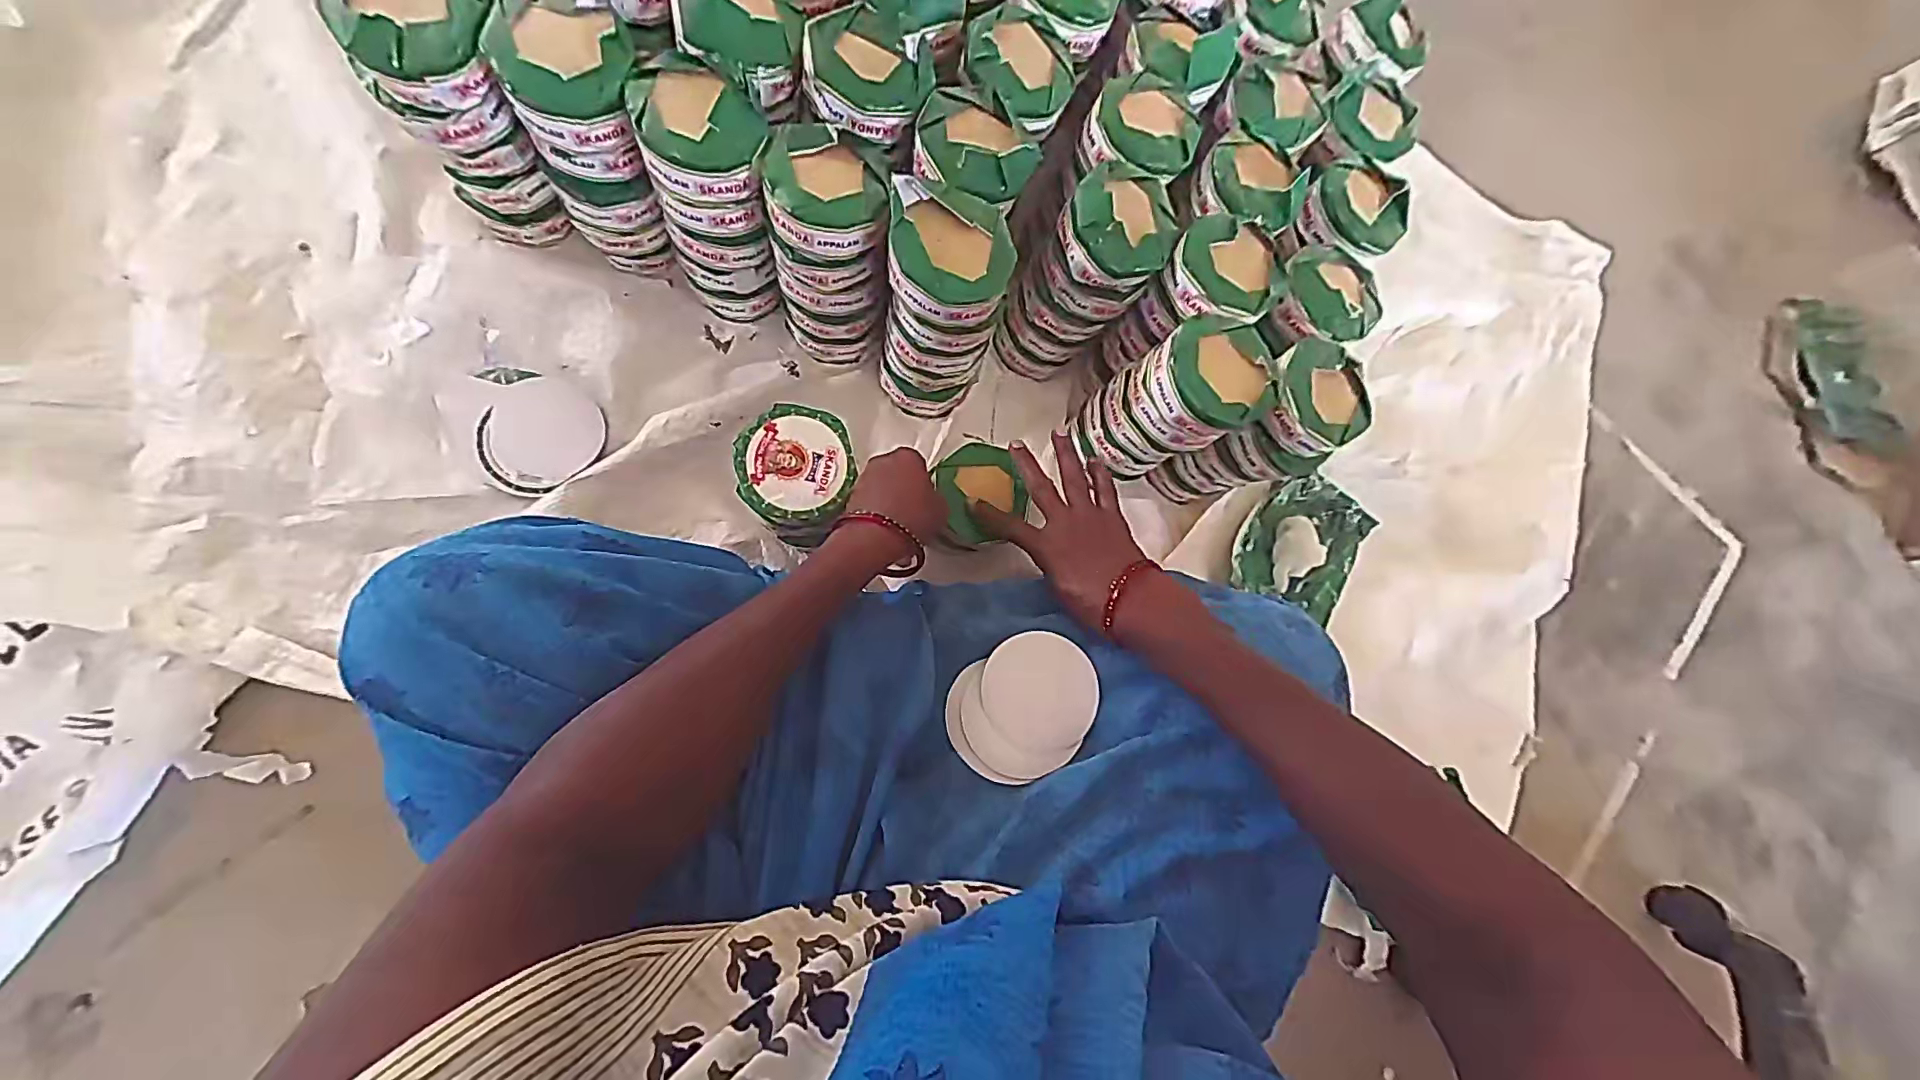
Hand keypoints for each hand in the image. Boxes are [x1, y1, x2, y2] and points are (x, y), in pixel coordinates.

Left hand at [838, 447, 947, 559]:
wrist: (875, 538)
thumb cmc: (915, 517)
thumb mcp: (940, 509)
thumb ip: (934, 497)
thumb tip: (928, 499)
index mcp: (909, 457)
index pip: (918, 464)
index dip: (922, 482)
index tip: (925, 499)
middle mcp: (883, 460)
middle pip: (895, 471)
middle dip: (901, 486)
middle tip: (910, 509)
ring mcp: (863, 477)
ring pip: (880, 486)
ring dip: (886, 498)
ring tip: (895, 523)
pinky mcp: (848, 496)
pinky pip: (867, 501)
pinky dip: (874, 510)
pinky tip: (882, 528)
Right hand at [974, 432, 1154, 629]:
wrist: (1129, 599)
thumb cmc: (1090, 603)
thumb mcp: (1058, 587)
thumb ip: (1051, 566)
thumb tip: (1052, 559)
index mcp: (1046, 546)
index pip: (1010, 527)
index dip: (989, 515)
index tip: (973, 501)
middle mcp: (1065, 523)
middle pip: (1041, 488)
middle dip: (1026, 465)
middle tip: (1016, 445)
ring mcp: (1090, 516)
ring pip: (1075, 478)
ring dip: (1066, 454)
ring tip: (1060, 433)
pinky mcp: (1112, 516)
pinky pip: (1105, 489)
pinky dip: (1100, 474)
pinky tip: (1095, 460)